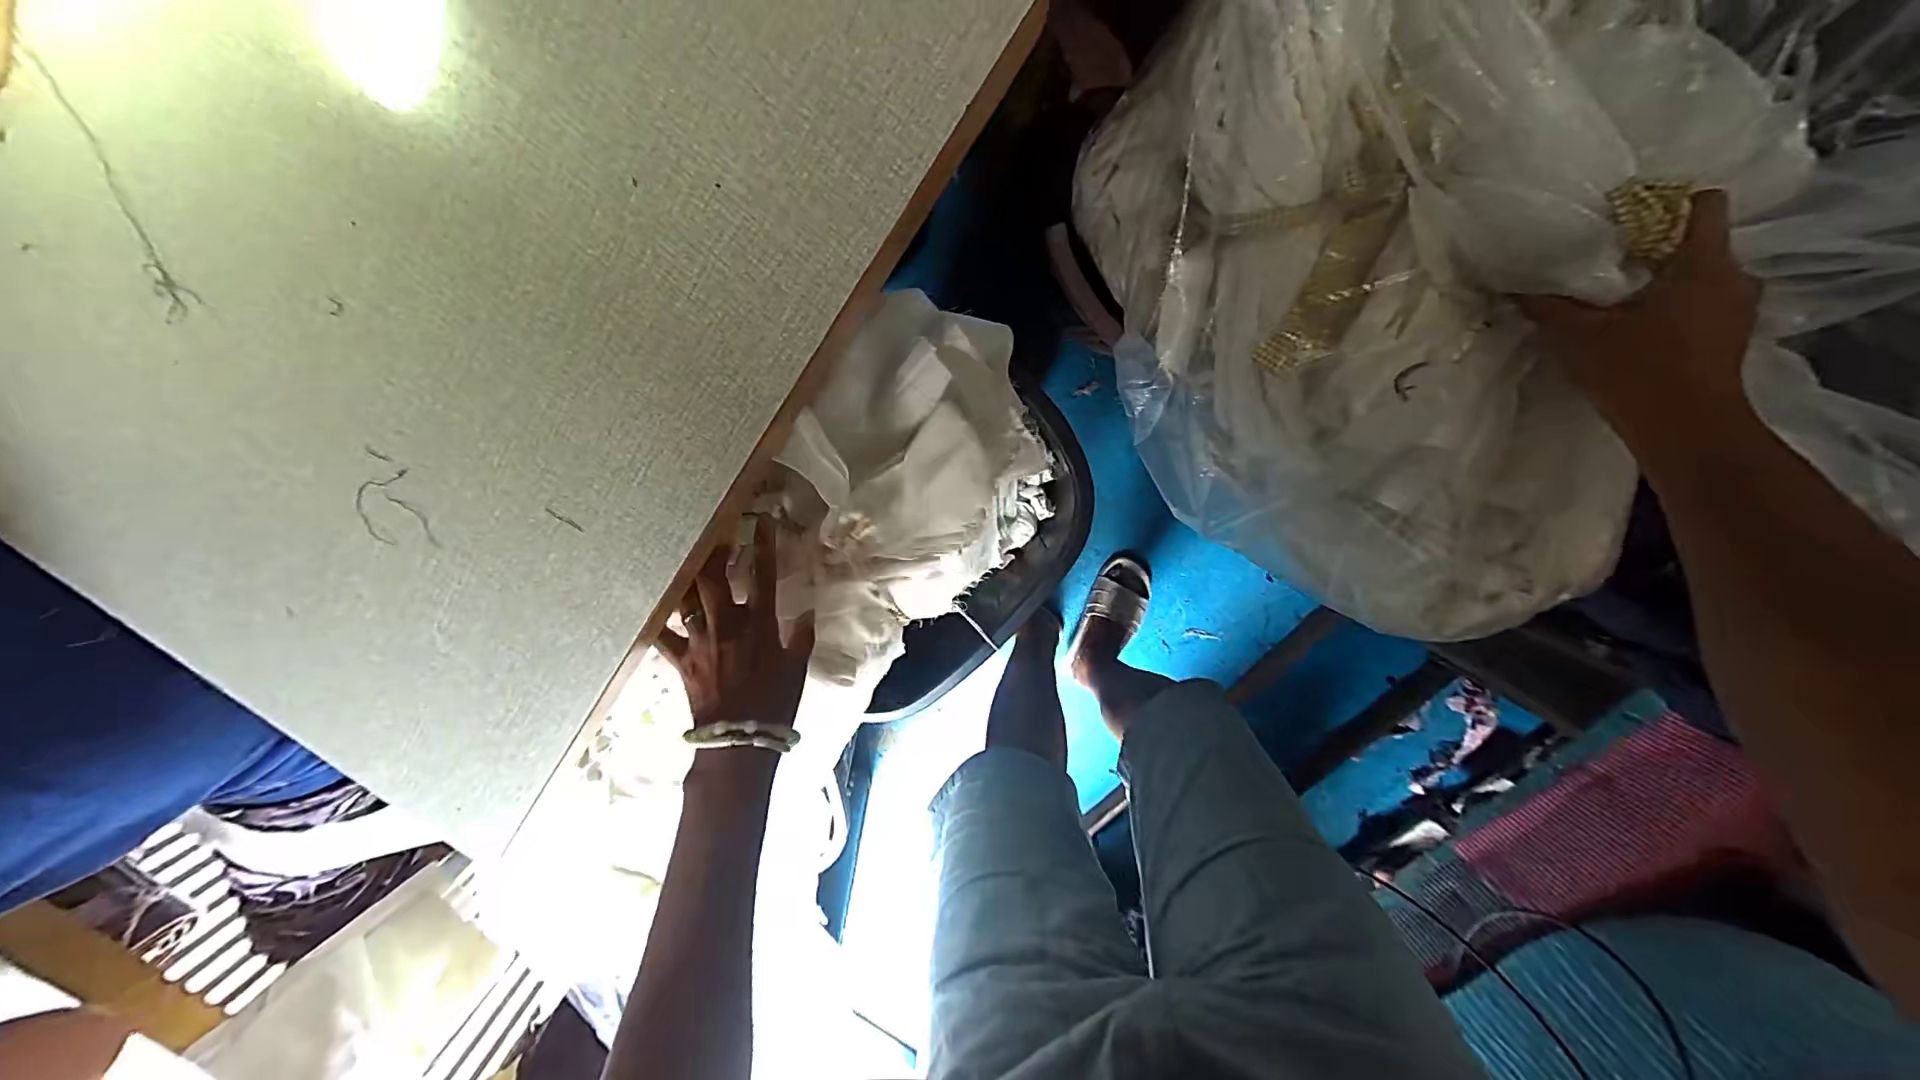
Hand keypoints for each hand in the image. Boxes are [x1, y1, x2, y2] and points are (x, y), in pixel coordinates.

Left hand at [657, 523, 813, 735]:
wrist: (739, 740)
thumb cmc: (774, 704)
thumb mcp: (797, 669)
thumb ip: (801, 638)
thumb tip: (807, 613)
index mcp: (761, 625)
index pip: (764, 576)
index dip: (763, 546)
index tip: (761, 523)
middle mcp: (728, 625)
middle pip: (714, 578)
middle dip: (712, 552)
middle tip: (713, 534)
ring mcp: (701, 641)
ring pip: (687, 598)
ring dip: (686, 576)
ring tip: (684, 558)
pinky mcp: (682, 660)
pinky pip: (663, 634)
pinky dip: (657, 618)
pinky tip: (650, 603)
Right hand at [1517, 189, 1761, 434]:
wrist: (1684, 426)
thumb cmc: (1636, 371)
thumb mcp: (1579, 336)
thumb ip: (1549, 307)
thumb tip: (1515, 285)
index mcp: (1703, 264)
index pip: (1704, 203)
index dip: (1664, 202)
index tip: (1621, 219)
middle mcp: (1734, 276)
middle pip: (1696, 242)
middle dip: (1654, 248)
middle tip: (1606, 264)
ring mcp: (1738, 307)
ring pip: (1699, 275)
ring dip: (1662, 281)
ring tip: (1617, 298)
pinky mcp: (1730, 334)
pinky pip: (1701, 302)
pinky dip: (1671, 306)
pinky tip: (1636, 326)